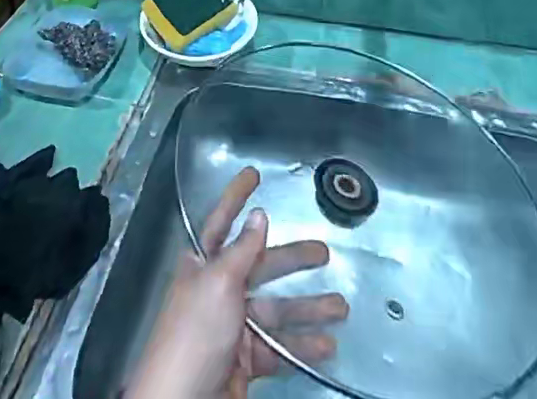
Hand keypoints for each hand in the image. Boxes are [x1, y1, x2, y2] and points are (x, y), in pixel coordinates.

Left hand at [126, 167, 348, 398]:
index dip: (236, 196)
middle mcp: (218, 291)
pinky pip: (279, 348)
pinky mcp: (244, 362)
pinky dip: (302, 347)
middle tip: (324, 252)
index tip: (254, 174)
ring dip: (308, 308)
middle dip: (292, 258)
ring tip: (341, 307)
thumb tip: (258, 216)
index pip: (222, 221)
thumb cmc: (195, 334)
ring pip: (276, 309)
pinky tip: (327, 346)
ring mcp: (232, 328)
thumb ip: (242, 251)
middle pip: (261, 266)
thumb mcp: (218, 284)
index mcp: (204, 266)